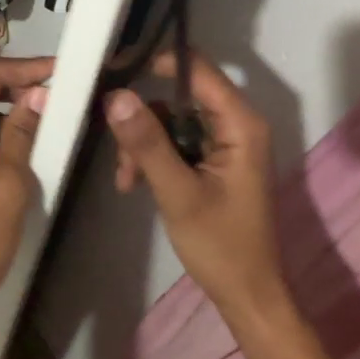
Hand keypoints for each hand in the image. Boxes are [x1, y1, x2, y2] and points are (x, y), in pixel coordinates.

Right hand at [102, 50, 289, 319]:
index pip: (195, 68)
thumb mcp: (178, 193)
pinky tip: (133, 184)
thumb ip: (147, 142)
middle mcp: (235, 124)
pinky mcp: (212, 160)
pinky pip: (172, 141)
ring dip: (141, 145)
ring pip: (167, 119)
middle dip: (141, 121)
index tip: (112, 75)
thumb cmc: (221, 245)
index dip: (154, 63)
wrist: (247, 295)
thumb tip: (115, 96)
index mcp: (240, 124)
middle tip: (120, 154)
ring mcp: (223, 142)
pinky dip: (150, 158)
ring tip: (126, 180)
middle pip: (175, 95)